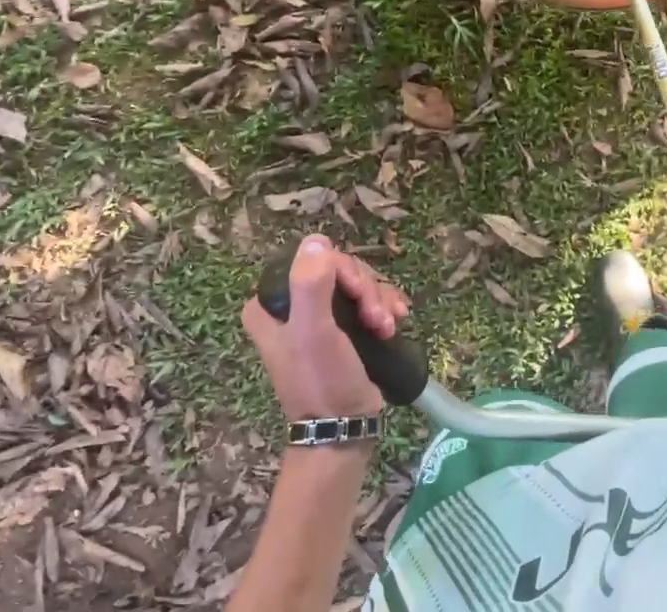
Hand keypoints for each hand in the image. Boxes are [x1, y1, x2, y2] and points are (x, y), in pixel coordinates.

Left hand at [241, 235, 410, 420]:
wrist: (345, 426)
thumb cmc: (322, 380)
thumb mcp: (313, 332)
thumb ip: (311, 285)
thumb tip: (316, 240)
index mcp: (270, 304)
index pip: (314, 261)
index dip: (345, 272)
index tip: (361, 297)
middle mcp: (292, 306)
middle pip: (341, 271)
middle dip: (367, 291)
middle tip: (378, 318)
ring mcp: (320, 317)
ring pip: (360, 285)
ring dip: (380, 301)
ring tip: (389, 327)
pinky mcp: (345, 328)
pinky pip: (370, 300)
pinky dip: (386, 307)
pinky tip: (396, 323)